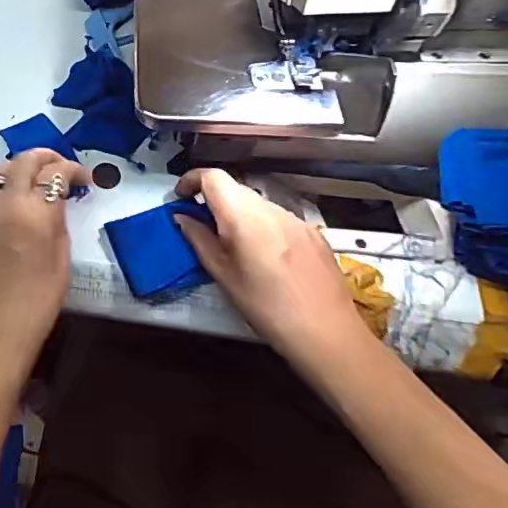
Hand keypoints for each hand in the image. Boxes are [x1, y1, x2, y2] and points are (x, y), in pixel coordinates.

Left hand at [0, 150, 90, 366]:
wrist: (5, 318)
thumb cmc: (43, 292)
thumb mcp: (62, 250)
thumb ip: (59, 216)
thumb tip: (60, 197)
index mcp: (36, 212)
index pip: (55, 172)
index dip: (74, 170)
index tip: (86, 179)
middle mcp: (9, 202)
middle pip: (26, 159)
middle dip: (48, 157)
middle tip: (64, 169)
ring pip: (3, 166)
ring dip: (23, 164)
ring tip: (40, 176)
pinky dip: (5, 179)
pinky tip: (18, 192)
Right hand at [175, 169, 366, 370]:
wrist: (326, 331)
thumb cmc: (267, 307)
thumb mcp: (223, 274)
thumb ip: (199, 239)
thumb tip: (184, 218)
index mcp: (242, 215)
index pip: (212, 176)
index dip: (192, 180)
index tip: (181, 196)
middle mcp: (270, 208)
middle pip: (235, 189)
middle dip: (214, 201)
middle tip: (202, 226)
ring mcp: (295, 218)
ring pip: (258, 205)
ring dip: (241, 215)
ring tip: (236, 248)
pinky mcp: (313, 232)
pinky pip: (280, 219)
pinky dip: (265, 228)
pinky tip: (268, 258)